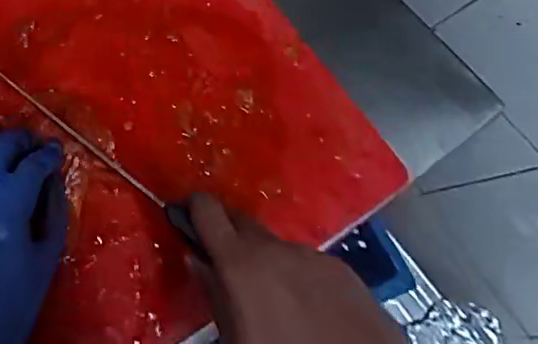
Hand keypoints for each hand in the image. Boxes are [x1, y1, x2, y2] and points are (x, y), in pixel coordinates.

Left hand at [0, 129, 67, 343]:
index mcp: (11, 200)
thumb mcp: (45, 261)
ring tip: (6, 148)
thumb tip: (54, 181)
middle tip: (35, 144)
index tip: (58, 148)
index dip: (49, 153)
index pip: (34, 163)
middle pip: (3, 145)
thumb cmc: (11, 300)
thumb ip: (55, 214)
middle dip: (22, 140)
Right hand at [191, 194, 402, 343]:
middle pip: (242, 223)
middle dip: (230, 238)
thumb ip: (214, 297)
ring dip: (271, 265)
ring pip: (280, 249)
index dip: (193, 209)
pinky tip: (315, 318)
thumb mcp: (236, 343)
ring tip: (279, 306)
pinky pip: (315, 269)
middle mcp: (277, 248)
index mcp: (241, 263)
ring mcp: (317, 259)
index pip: (206, 208)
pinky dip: (305, 282)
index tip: (186, 219)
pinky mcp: (351, 277)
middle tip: (228, 271)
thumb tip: (198, 261)